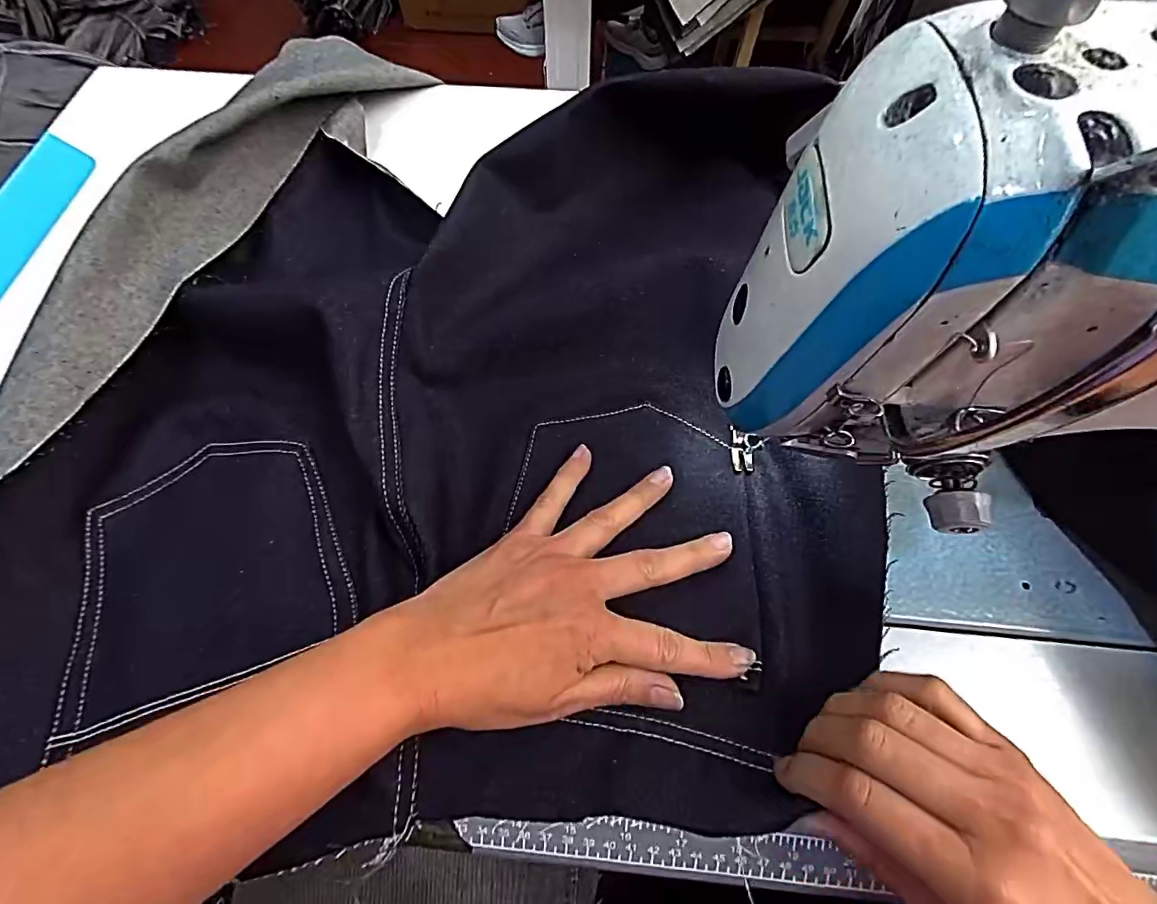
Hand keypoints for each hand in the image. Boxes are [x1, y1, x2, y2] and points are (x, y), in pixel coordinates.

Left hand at [375, 444, 754, 731]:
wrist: (417, 660)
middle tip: (723, 541)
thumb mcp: (557, 702)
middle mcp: (583, 586)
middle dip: (693, 557)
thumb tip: (672, 694)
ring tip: (666, 477)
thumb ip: (619, 688)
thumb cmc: (483, 690)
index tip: (740, 658)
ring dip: (641, 498)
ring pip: (608, 521)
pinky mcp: (523, 541)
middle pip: (650, 569)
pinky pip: (550, 502)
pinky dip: (567, 476)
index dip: (707, 657)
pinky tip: (582, 453)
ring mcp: (554, 557)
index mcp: (592, 632)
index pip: (663, 648)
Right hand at [775, 673, 1156, 903]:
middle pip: (878, 741)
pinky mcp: (1009, 747)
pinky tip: (871, 695)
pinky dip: (895, 685)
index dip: (812, 778)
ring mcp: (1001, 769)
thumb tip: (825, 818)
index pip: (865, 799)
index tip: (790, 774)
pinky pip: (941, 695)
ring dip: (849, 705)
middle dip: (822, 736)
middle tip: (800, 747)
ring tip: (825, 721)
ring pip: (902, 707)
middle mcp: (987, 810)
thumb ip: (884, 865)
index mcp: (974, 875)